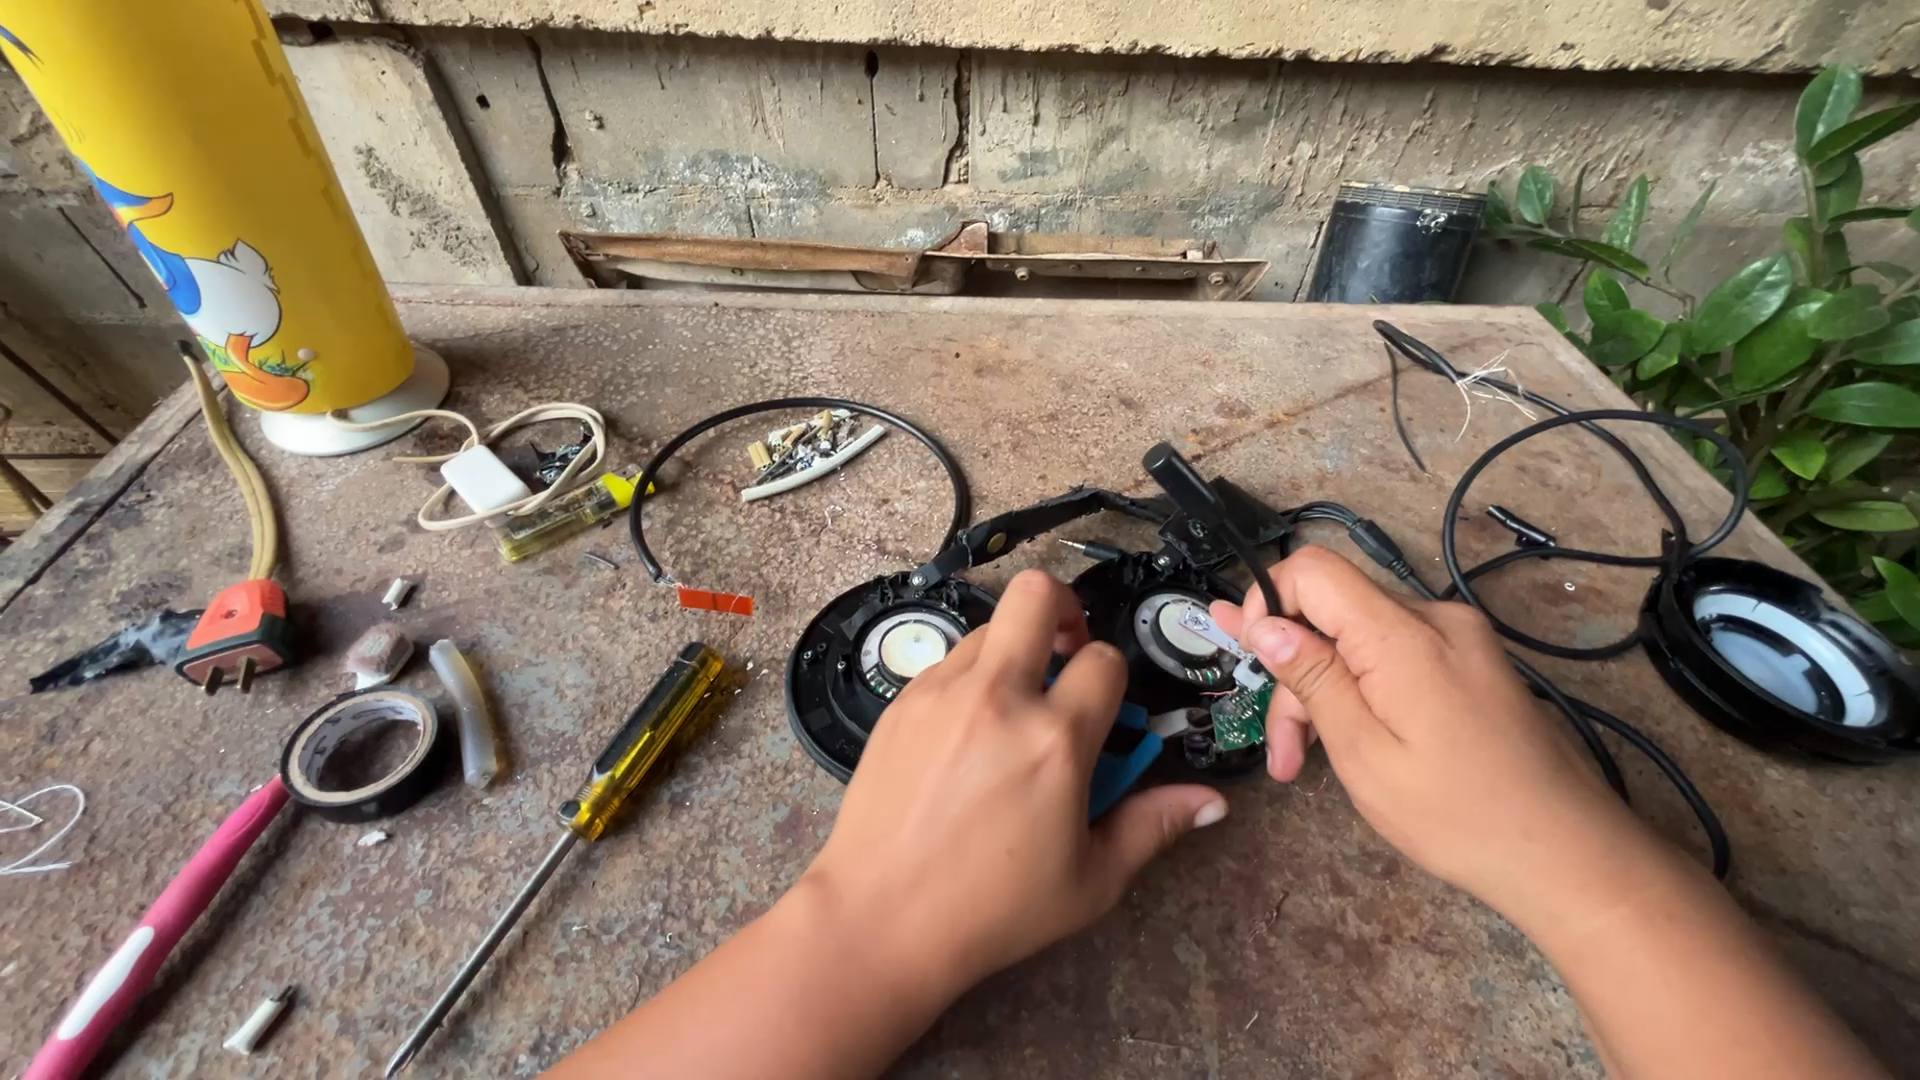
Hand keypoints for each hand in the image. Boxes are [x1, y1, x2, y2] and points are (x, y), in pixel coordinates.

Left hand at [801, 569, 1226, 996]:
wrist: (880, 916)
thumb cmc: (994, 908)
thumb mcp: (1091, 880)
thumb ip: (1153, 826)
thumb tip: (1212, 801)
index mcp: (1055, 739)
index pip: (1103, 659)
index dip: (1111, 676)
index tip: (1101, 705)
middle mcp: (999, 697)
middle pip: (1037, 594)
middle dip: (1064, 606)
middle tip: (1065, 650)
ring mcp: (943, 691)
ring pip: (990, 626)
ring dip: (1013, 649)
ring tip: (1013, 701)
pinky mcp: (903, 700)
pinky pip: (949, 661)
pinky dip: (971, 677)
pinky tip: (967, 729)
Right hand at [1209, 546, 1649, 917]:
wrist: (1573, 857)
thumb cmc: (1459, 814)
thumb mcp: (1363, 752)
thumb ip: (1312, 678)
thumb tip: (1261, 623)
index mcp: (1404, 635)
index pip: (1313, 568)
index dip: (1268, 598)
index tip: (1252, 654)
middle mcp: (1433, 619)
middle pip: (1329, 612)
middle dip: (1291, 669)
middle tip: (1279, 745)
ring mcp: (1455, 639)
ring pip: (1354, 639)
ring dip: (1321, 690)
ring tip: (1303, 759)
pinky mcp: (1466, 660)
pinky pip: (1388, 655)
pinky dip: (1358, 689)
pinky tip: (1347, 738)